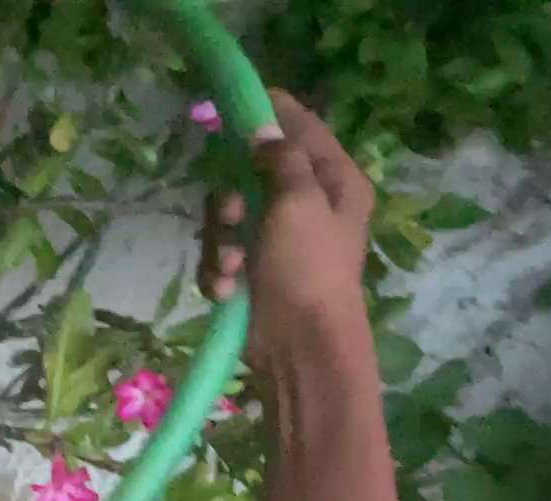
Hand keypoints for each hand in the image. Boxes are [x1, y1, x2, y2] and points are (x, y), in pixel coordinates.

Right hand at [199, 90, 375, 382]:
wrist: (296, 343)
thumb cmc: (308, 269)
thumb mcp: (298, 204)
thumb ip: (279, 163)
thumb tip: (262, 133)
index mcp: (332, 183)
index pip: (301, 132)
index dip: (269, 116)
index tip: (233, 108)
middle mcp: (302, 208)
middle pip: (249, 179)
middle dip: (230, 199)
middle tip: (231, 213)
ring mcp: (272, 244)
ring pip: (225, 222)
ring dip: (220, 243)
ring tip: (231, 268)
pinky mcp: (248, 275)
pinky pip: (218, 258)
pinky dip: (217, 274)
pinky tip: (227, 290)